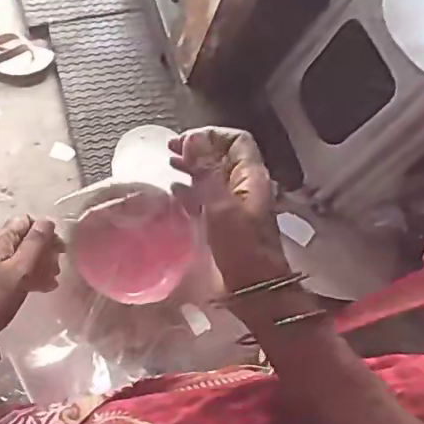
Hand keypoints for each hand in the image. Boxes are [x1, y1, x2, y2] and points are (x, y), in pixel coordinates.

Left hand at [0, 214, 62, 333]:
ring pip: (25, 256)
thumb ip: (36, 243)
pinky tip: (45, 287)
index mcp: (1, 239)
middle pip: (27, 239)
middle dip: (45, 250)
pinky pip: (20, 271)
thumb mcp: (20, 268)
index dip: (45, 232)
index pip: (27, 222)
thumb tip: (48, 222)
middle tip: (56, 267)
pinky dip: (33, 276)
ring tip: (53, 279)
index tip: (58, 249)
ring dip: (42, 264)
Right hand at [169, 127, 288, 291]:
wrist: (254, 288)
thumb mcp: (221, 206)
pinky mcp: (225, 223)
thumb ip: (206, 171)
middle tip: (170, 150)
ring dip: (193, 168)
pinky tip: (175, 192)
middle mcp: (244, 187)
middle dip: (198, 149)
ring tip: (170, 165)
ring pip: (213, 177)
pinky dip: (191, 191)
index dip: (212, 135)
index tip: (185, 141)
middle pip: (222, 157)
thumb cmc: (241, 247)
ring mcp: (235, 205)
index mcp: (251, 177)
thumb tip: (193, 138)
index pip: (236, 140)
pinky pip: (207, 198)